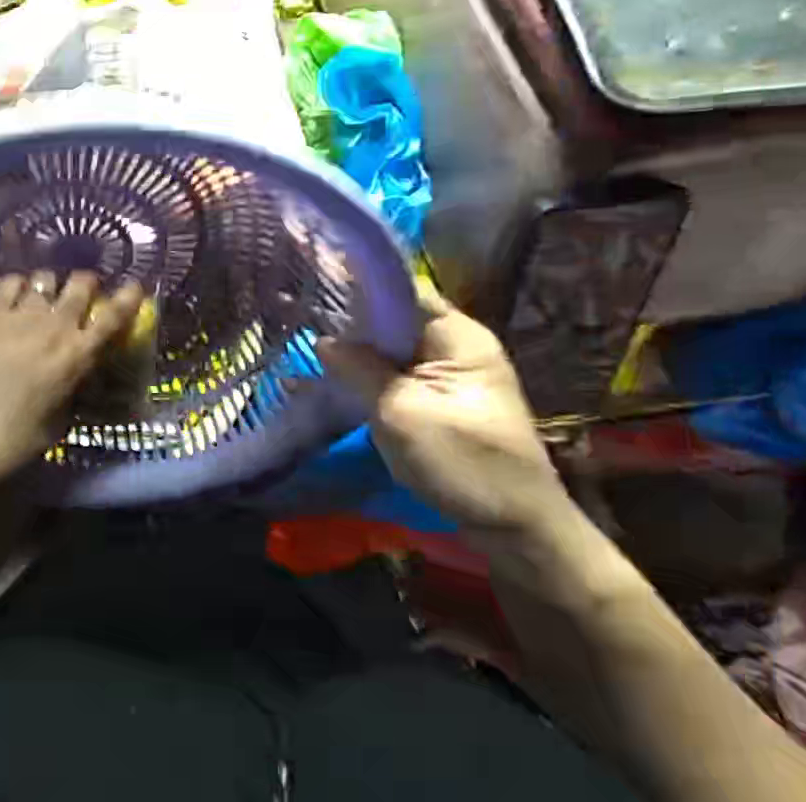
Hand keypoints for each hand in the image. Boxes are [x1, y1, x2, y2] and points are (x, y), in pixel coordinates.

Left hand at [0, 270, 145, 479]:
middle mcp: (55, 328)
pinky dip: (17, 283)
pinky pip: (8, 284)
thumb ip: (75, 386)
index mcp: (79, 355)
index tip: (134, 287)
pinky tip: (16, 292)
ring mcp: (21, 318)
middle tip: (84, 291)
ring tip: (47, 293)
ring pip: (44, 279)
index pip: (112, 317)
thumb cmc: (23, 435)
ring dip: (51, 284)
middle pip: (79, 286)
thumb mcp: (64, 415)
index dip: (127, 298)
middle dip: (86, 284)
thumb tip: (79, 373)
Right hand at [318, 286, 571, 537]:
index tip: (309, 277)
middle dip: (342, 315)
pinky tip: (320, 377)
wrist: (515, 528)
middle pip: (388, 316)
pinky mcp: (431, 398)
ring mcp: (442, 373)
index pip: (399, 290)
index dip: (354, 282)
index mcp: (456, 336)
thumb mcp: (400, 412)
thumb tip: (323, 340)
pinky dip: (357, 373)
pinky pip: (386, 372)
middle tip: (290, 311)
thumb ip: (358, 369)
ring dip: (346, 347)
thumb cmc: (463, 463)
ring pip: (383, 346)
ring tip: (295, 337)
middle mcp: (451, 345)